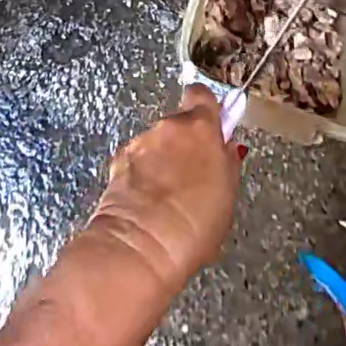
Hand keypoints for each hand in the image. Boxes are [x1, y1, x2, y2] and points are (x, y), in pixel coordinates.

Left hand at [87, 85, 240, 287]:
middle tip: (192, 173)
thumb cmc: (192, 225)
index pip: (202, 94)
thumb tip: (227, 147)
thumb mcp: (227, 194)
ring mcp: (141, 143)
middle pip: (179, 122)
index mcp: (201, 126)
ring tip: (168, 196)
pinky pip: (135, 161)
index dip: (206, 108)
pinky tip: (146, 203)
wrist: (140, 251)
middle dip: (184, 142)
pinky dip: (140, 175)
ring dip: (161, 160)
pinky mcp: (117, 163)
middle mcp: (169, 126)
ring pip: (156, 143)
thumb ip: (228, 161)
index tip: (212, 126)